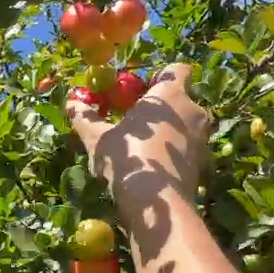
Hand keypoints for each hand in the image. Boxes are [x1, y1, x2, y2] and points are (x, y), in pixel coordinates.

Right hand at [66, 63, 211, 198]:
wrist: (155, 202)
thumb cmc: (127, 158)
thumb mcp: (99, 139)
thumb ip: (86, 119)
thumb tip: (70, 104)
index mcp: (170, 95)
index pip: (177, 70)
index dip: (161, 78)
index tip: (144, 92)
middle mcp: (193, 111)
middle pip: (182, 101)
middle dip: (164, 111)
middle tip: (139, 126)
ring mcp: (202, 139)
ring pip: (187, 128)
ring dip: (170, 135)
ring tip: (145, 153)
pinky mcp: (203, 164)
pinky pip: (188, 153)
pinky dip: (175, 158)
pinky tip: (155, 172)